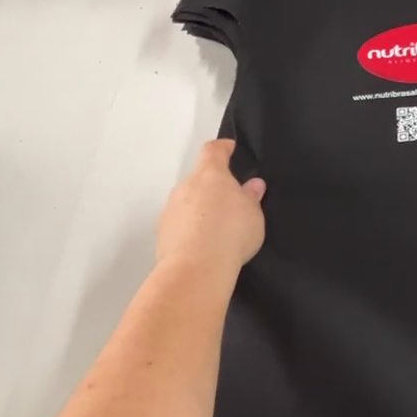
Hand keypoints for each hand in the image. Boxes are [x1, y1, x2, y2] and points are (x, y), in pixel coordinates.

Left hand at [156, 140, 266, 279]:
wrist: (196, 268)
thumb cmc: (231, 231)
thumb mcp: (254, 213)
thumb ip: (251, 197)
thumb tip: (253, 185)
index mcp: (210, 174)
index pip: (213, 150)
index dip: (223, 148)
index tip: (230, 149)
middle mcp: (186, 186)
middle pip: (200, 178)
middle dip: (214, 186)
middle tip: (232, 202)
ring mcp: (171, 209)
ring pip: (188, 201)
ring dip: (201, 208)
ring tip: (218, 228)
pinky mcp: (163, 232)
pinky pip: (180, 222)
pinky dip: (191, 227)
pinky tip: (204, 243)